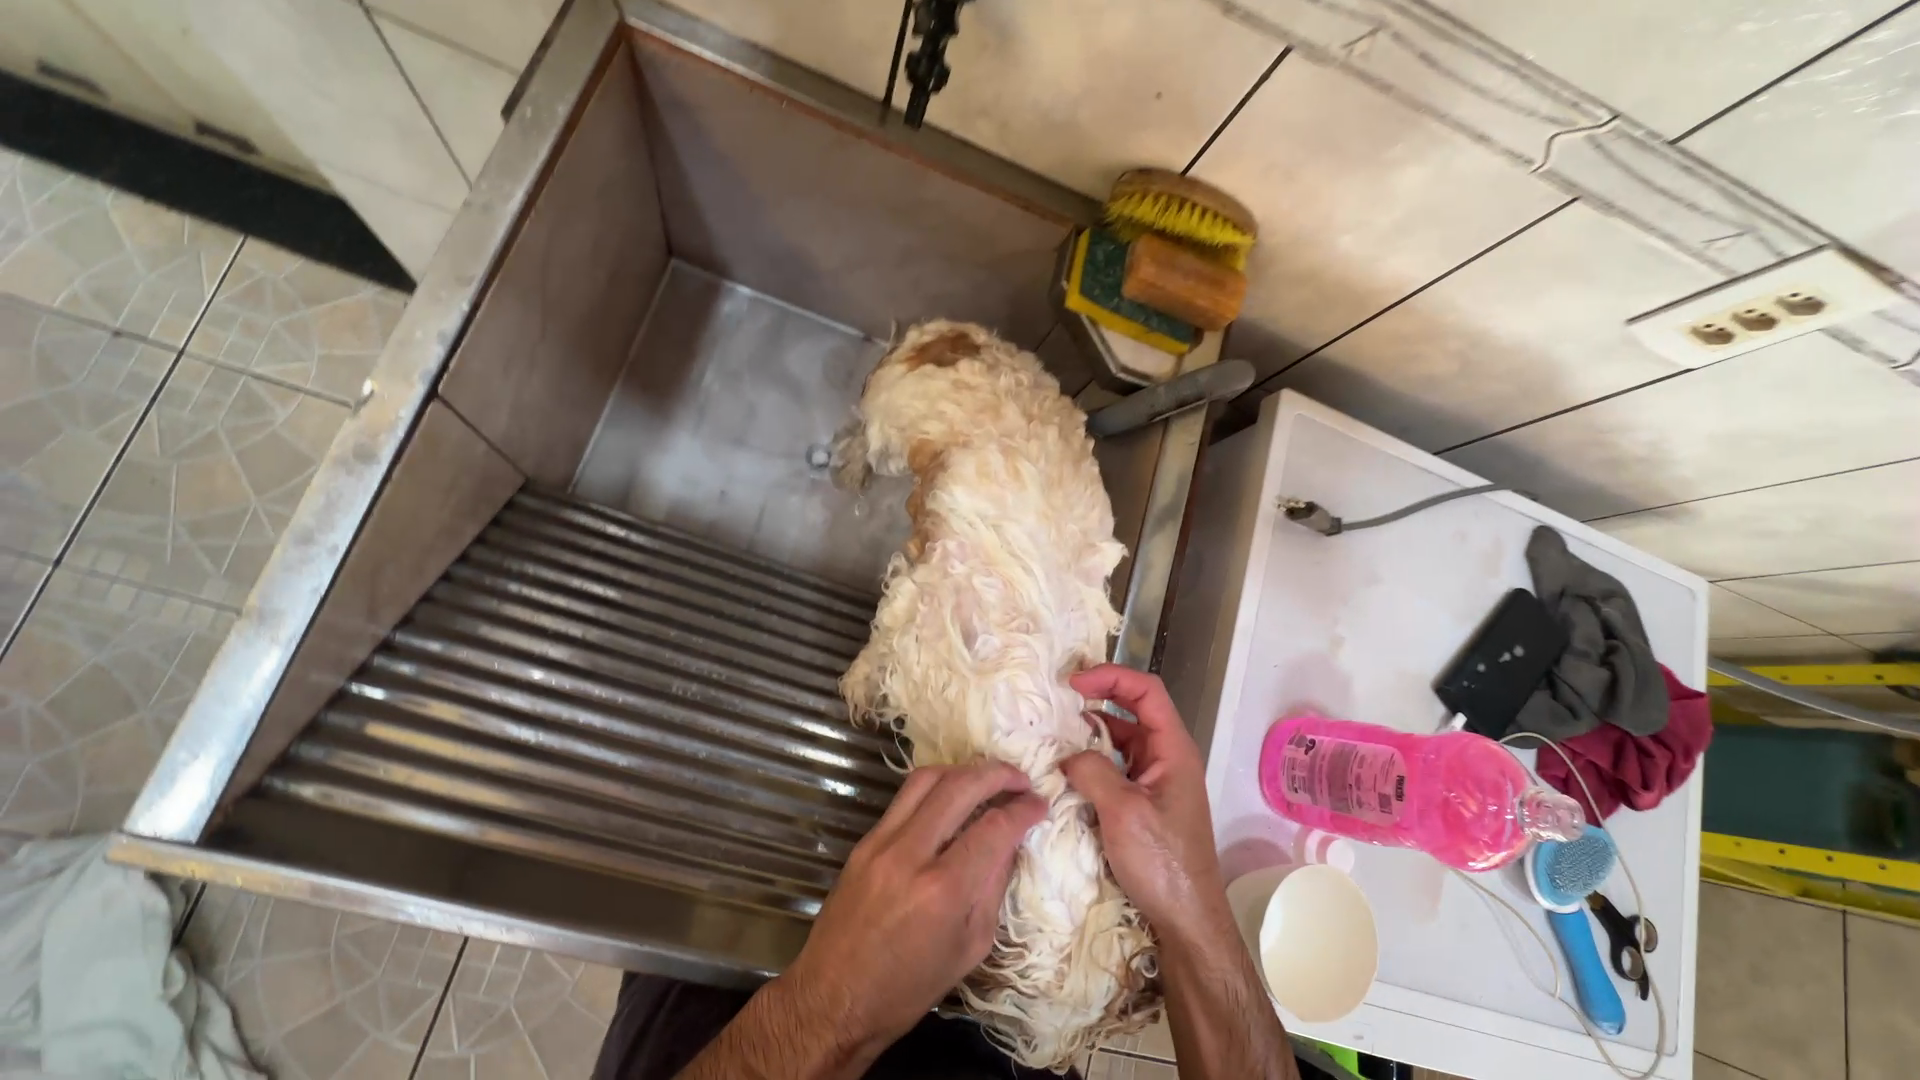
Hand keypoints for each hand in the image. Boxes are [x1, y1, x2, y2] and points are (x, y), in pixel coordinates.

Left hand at [781, 762, 1047, 1053]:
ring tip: (988, 779)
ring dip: (964, 771)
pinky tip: (952, 797)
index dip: (1024, 810)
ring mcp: (881, 842)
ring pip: (927, 778)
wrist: (834, 999)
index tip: (1040, 804)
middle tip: (1021, 780)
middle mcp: (911, 854)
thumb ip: (993, 887)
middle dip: (998, 774)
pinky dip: (935, 787)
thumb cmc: (908, 988)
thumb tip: (1010, 842)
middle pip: (960, 786)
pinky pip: (904, 797)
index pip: (994, 827)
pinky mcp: (864, 841)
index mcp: (944, 889)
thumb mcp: (970, 947)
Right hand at [1062, 665, 1230, 941]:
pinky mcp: (1144, 804)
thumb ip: (1092, 771)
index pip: (1147, 691)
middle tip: (1059, 699)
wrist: (1186, 919)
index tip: (1074, 684)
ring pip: (1122, 740)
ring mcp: (1156, 781)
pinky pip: (1116, 768)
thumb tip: (1067, 757)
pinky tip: (1067, 769)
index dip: (1112, 677)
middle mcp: (1167, 758)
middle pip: (1134, 710)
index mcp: (1173, 750)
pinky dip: (1092, 761)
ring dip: (1091, 732)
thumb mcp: (1123, 812)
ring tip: (1055, 732)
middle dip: (1099, 697)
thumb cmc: (1162, 862)